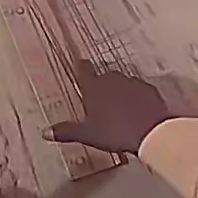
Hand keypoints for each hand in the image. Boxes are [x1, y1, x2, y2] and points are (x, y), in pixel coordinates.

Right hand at [44, 65, 174, 154]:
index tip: (80, 63)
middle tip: (99, 99)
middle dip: (101, 85)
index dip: (81, 67)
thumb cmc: (115, 131)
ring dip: (119, 90)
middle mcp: (112, 80)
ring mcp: (132, 83)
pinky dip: (136, 97)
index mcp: (94, 88)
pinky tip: (136, 110)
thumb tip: (44, 133)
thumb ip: (66, 132)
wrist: (152, 133)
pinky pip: (139, 90)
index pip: (84, 70)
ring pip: (122, 82)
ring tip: (118, 106)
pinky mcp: (150, 90)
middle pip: (103, 77)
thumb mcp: (88, 134)